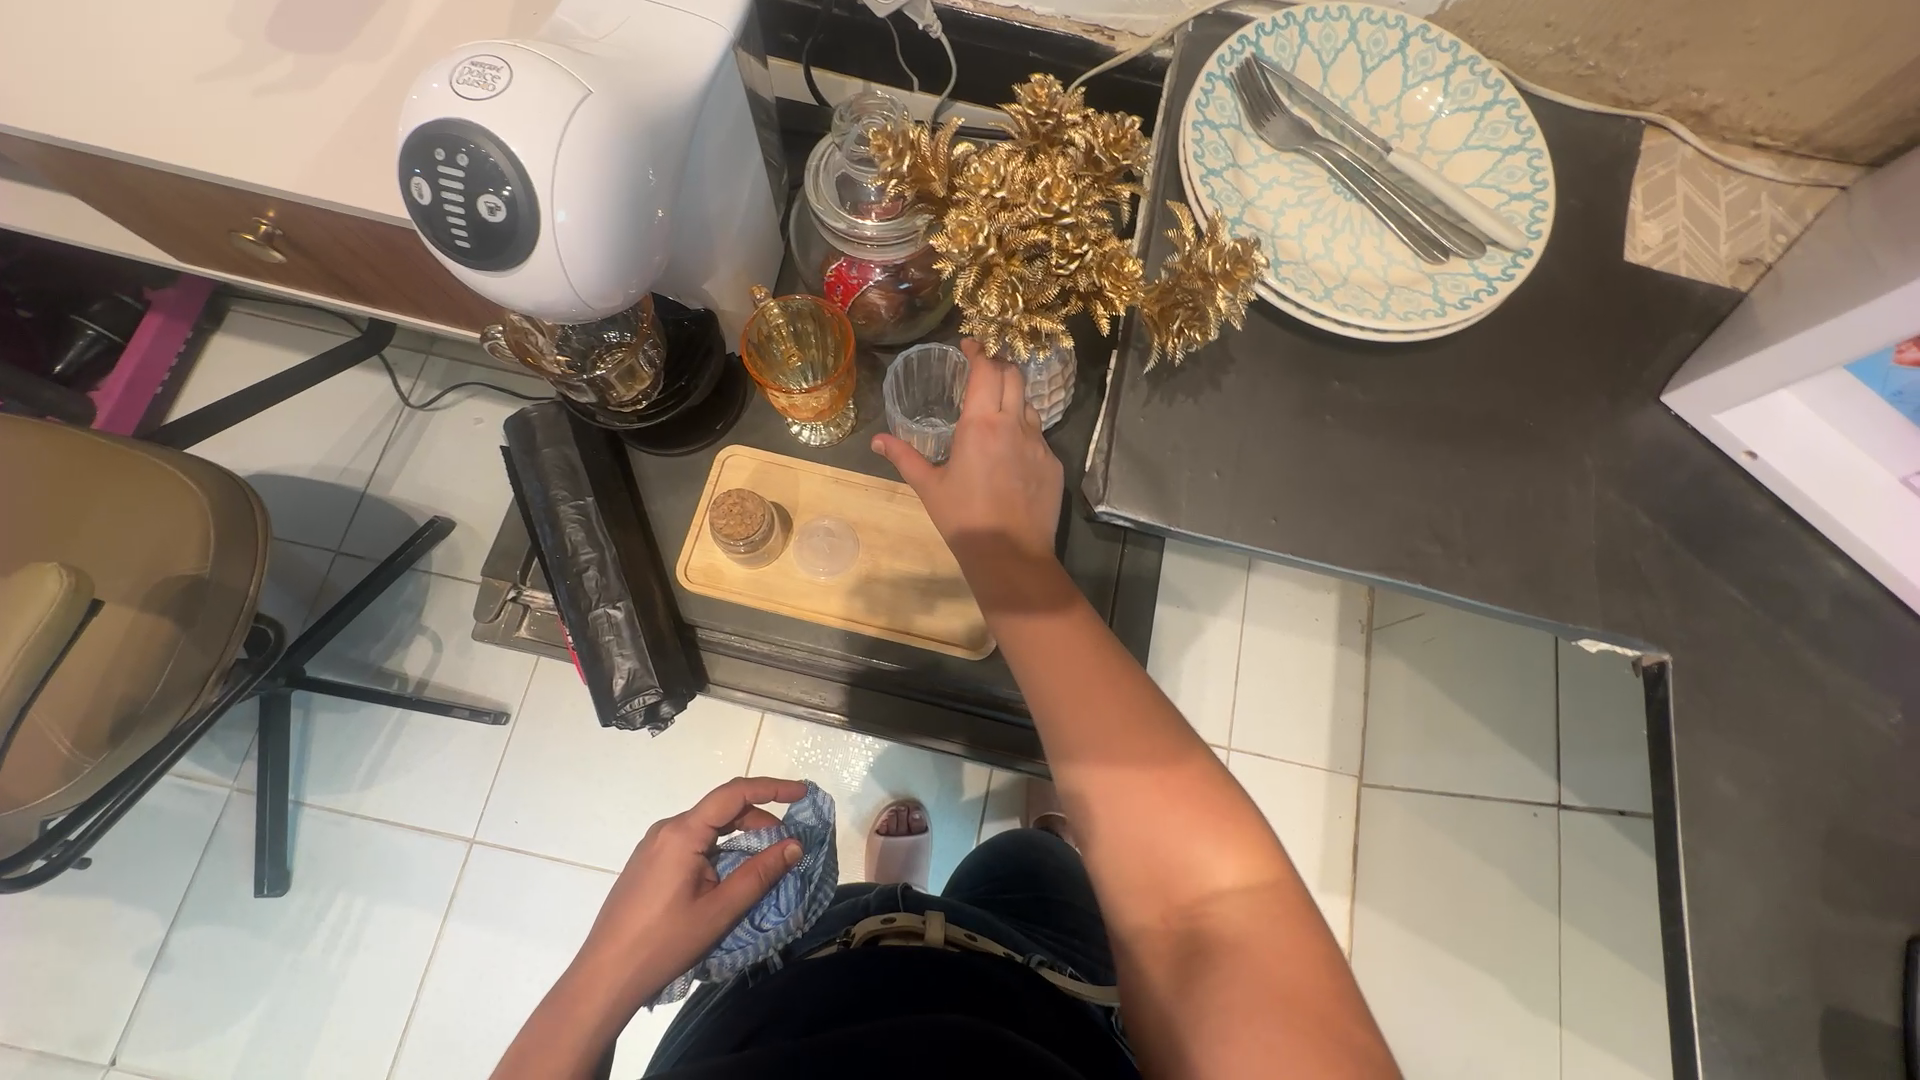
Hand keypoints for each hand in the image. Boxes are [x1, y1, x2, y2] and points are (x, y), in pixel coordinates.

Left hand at [572, 776, 807, 1008]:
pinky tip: (730, 874)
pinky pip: (693, 842)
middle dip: (760, 819)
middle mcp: (667, 829)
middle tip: (787, 843)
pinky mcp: (649, 863)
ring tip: (764, 862)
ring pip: (708, 827)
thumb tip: (795, 845)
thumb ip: (760, 873)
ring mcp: (654, 846)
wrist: (604, 978)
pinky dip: (720, 848)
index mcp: (683, 833)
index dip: (771, 788)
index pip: (734, 793)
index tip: (801, 792)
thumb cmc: (663, 943)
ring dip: (740, 836)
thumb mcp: (720, 910)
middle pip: (722, 809)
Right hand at [872, 339, 1062, 569]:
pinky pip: (1039, 437)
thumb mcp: (928, 487)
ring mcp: (1039, 444)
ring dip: (1013, 399)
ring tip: (996, 412)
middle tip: (983, 371)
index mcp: (980, 424)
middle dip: (999, 366)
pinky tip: (1011, 454)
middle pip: (1013, 376)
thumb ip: (904, 457)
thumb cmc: (963, 518)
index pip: (985, 370)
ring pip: (1029, 406)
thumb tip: (877, 441)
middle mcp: (1014, 425)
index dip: (979, 351)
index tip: (969, 345)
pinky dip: (1024, 433)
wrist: (1010, 554)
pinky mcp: (1053, 465)